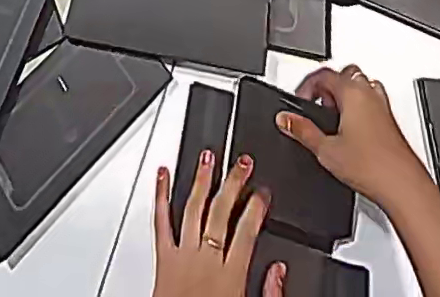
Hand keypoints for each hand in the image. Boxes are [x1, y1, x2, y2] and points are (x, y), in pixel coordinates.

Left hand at [152, 149, 283, 296]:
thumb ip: (269, 295)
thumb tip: (278, 269)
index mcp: (230, 278)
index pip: (247, 232)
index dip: (256, 207)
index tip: (262, 190)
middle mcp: (206, 261)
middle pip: (221, 212)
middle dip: (233, 182)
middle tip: (242, 161)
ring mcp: (182, 257)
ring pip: (192, 208)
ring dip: (201, 180)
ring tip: (207, 156)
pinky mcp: (162, 259)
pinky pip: (160, 221)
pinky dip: (161, 194)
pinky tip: (162, 174)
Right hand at [276, 64, 428, 207]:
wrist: (405, 189)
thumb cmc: (373, 167)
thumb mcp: (325, 149)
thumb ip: (302, 131)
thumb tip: (286, 119)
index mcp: (352, 91)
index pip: (323, 75)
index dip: (306, 86)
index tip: (300, 101)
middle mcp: (369, 93)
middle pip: (344, 74)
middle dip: (326, 87)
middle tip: (316, 106)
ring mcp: (383, 107)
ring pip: (360, 86)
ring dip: (344, 95)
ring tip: (333, 117)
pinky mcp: (391, 123)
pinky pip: (371, 102)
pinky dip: (359, 107)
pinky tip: (351, 131)